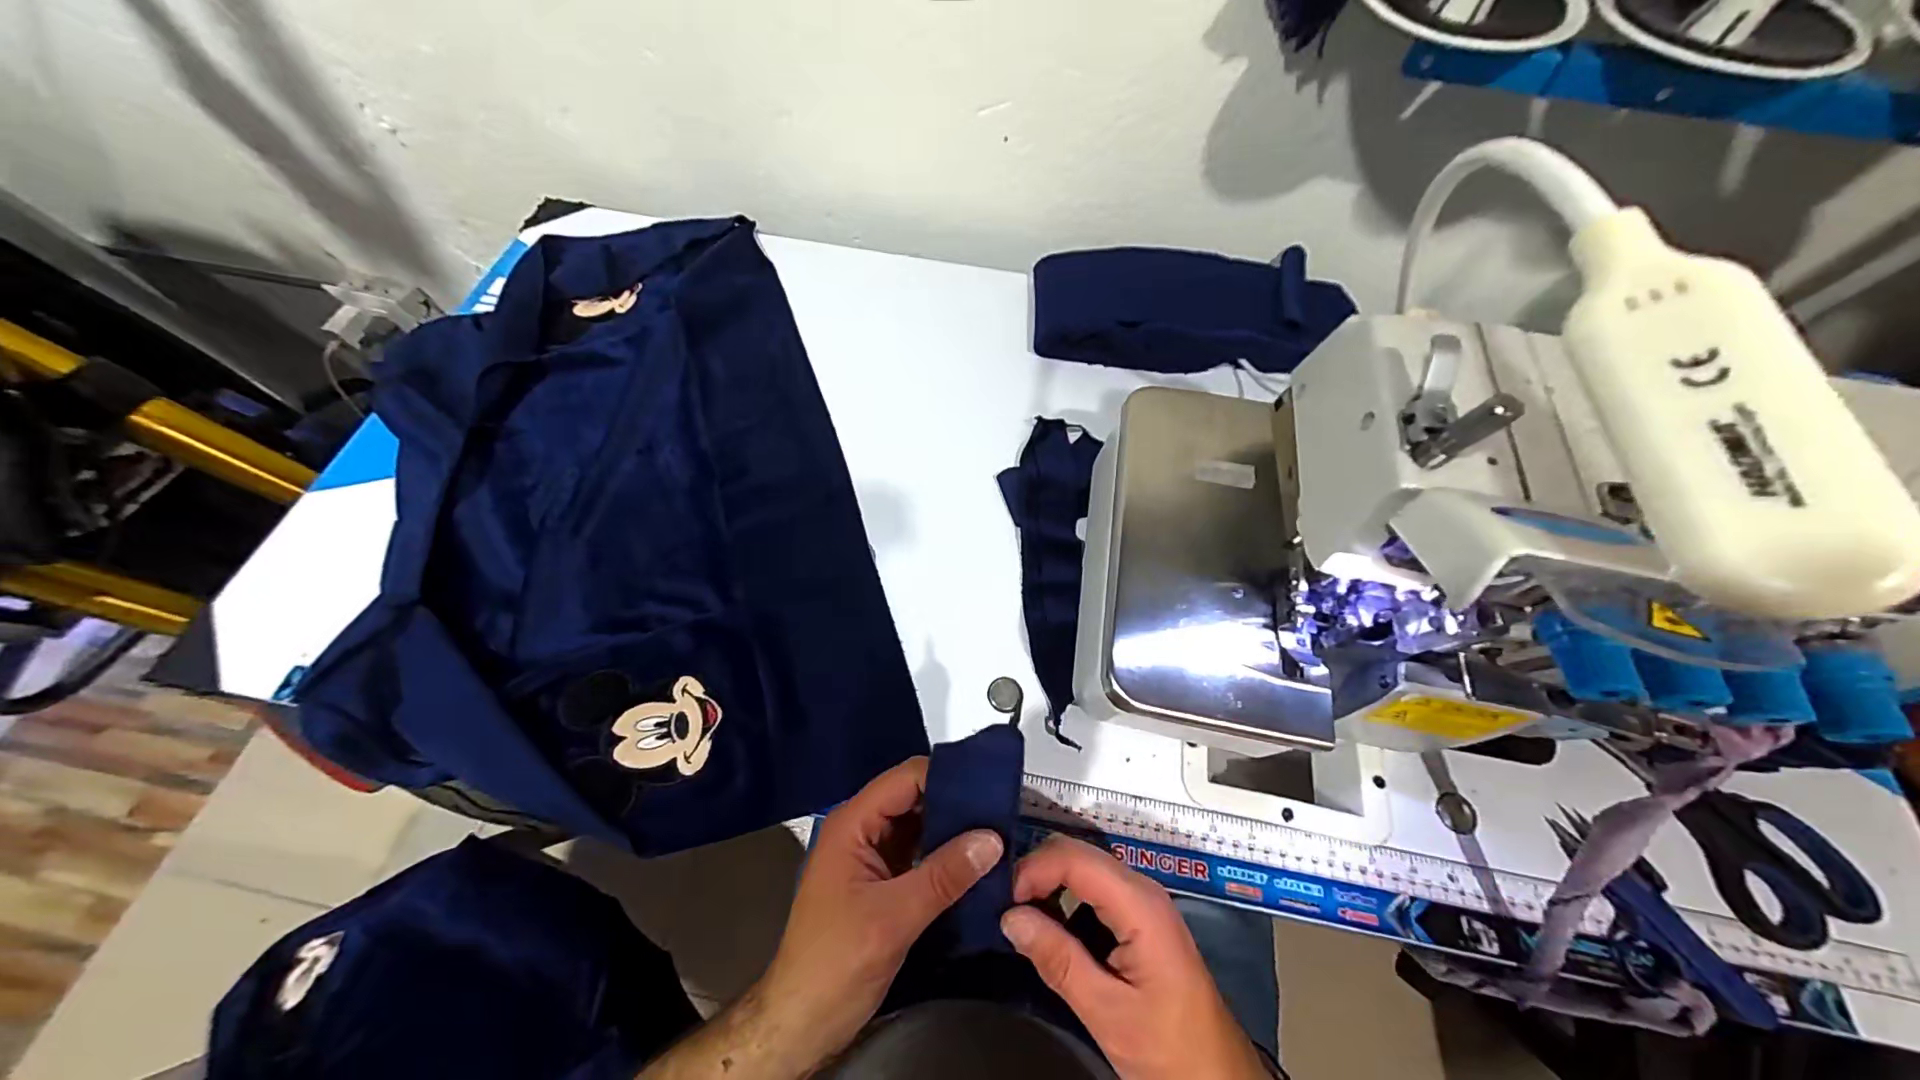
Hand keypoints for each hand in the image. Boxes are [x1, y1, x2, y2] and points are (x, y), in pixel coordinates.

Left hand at [756, 757, 1002, 1068]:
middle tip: (1003, 811)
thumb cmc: (834, 964)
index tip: (990, 786)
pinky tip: (977, 863)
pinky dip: (946, 856)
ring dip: (954, 830)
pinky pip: (919, 854)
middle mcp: (861, 830)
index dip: (947, 776)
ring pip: (920, 826)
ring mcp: (871, 856)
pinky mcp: (882, 881)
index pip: (906, 779)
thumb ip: (944, 875)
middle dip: (956, 802)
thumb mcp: (893, 917)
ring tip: (999, 832)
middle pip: (914, 798)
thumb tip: (992, 838)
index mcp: (853, 824)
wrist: (801, 1024)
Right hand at [1001, 836, 1267, 1079]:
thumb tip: (1010, 917)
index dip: (1034, 868)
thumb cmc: (1170, 1049)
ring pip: (1084, 868)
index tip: (1004, 901)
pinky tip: (1051, 931)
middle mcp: (1142, 890)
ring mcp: (1143, 902)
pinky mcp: (1141, 918)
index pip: (1074, 856)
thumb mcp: (1107, 1013)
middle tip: (1008, 911)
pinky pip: (1095, 890)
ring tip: (1023, 921)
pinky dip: (1066, 899)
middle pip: (1078, 854)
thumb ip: (1058, 960)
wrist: (1219, 1079)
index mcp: (1139, 905)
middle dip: (1038, 873)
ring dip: (1050, 885)